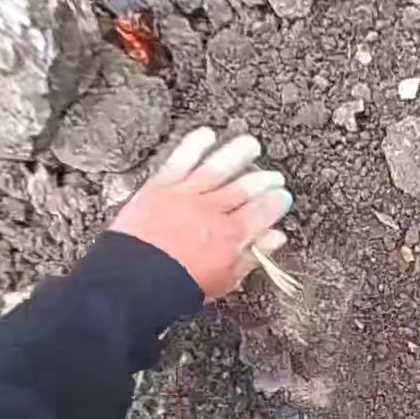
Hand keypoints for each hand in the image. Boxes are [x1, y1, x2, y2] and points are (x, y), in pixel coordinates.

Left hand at [109, 128, 292, 299]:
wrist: (135, 280)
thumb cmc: (180, 284)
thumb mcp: (227, 278)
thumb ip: (253, 255)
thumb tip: (276, 238)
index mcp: (231, 235)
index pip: (263, 212)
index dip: (276, 202)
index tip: (284, 197)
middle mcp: (212, 211)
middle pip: (244, 189)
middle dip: (263, 180)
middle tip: (274, 176)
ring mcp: (186, 196)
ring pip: (217, 169)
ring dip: (237, 155)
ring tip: (251, 144)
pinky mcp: (160, 187)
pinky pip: (181, 161)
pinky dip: (195, 146)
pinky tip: (208, 134)